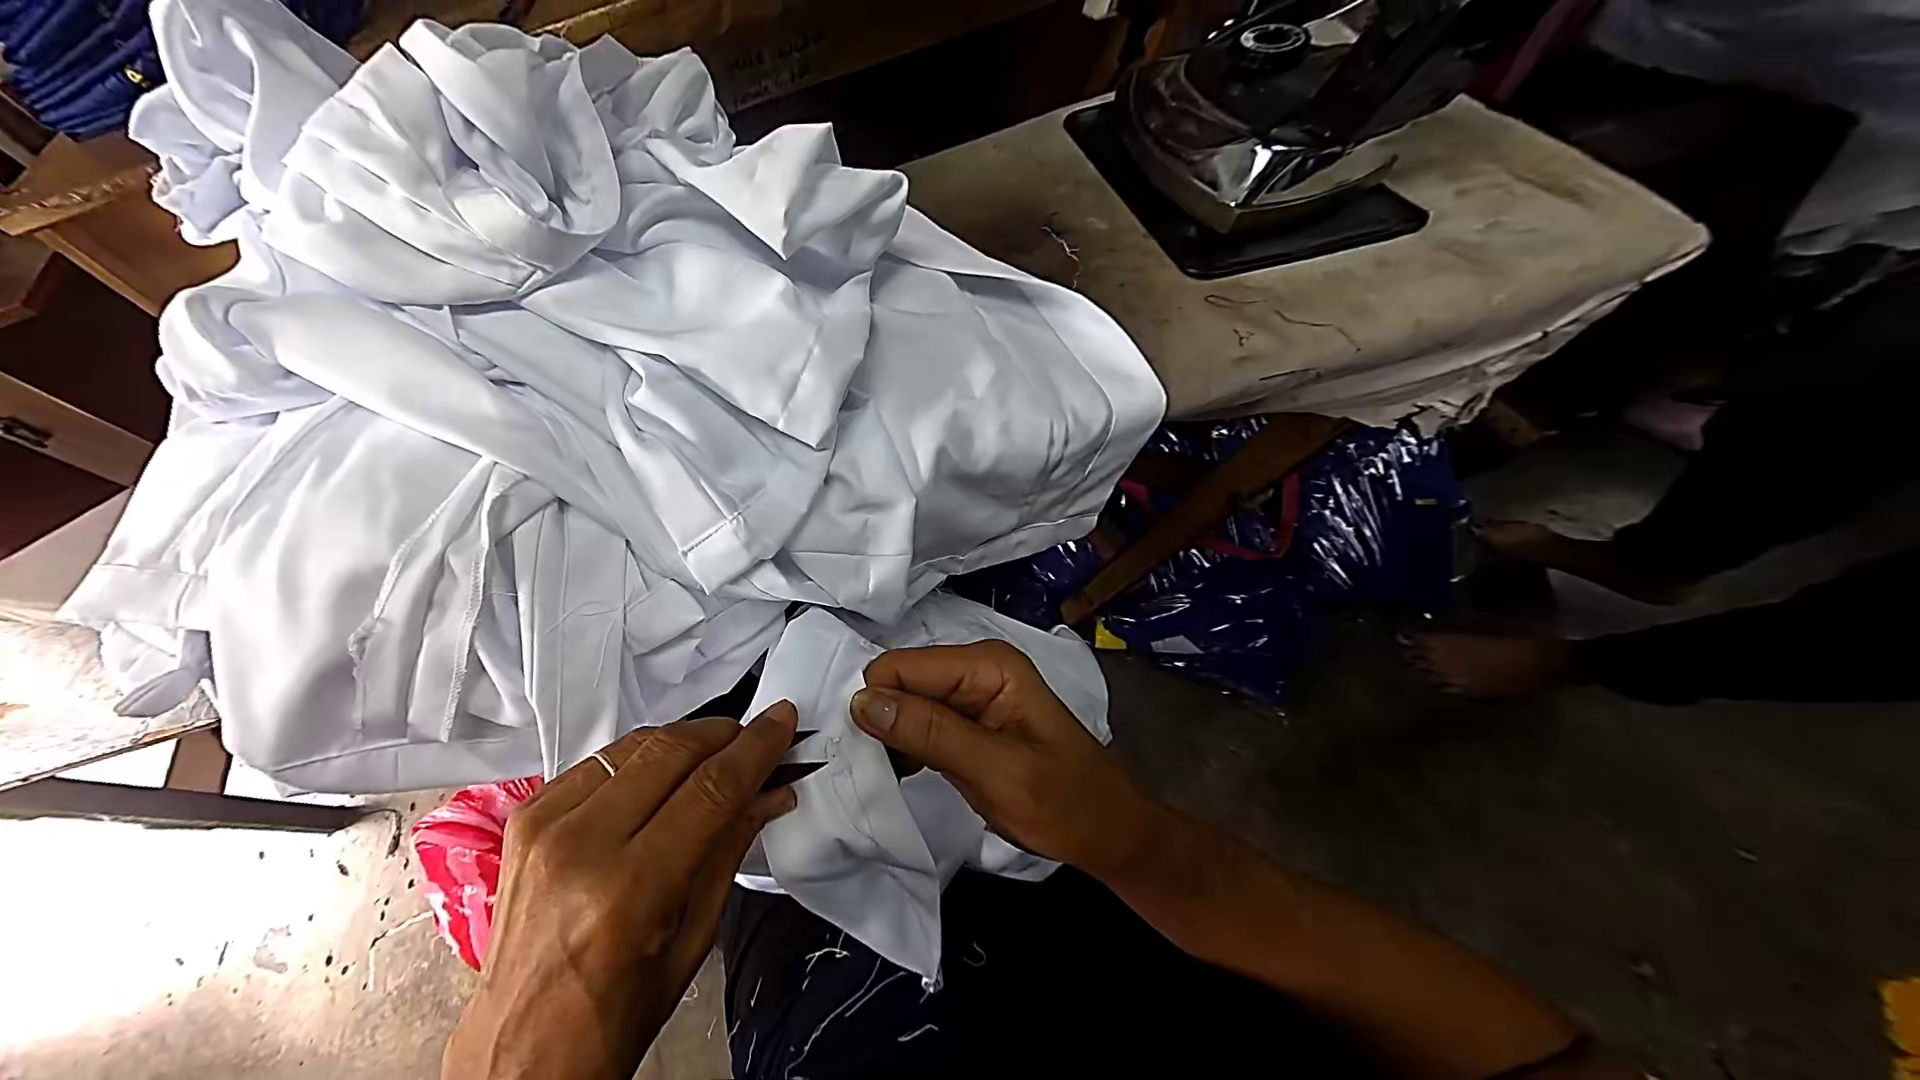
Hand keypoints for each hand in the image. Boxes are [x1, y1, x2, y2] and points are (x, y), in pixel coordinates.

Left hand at [443, 703, 798, 1079]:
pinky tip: (664, 770)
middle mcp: (580, 848)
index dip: (757, 747)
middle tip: (756, 735)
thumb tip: (771, 791)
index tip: (784, 720)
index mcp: (629, 890)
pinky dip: (642, 756)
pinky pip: (599, 760)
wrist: (519, 1056)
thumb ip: (731, 848)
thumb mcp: (694, 937)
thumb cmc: (614, 1015)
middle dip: (726, 732)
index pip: (712, 788)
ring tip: (718, 750)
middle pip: (673, 752)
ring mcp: (544, 828)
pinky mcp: (524, 820)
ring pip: (636, 745)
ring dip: (687, 738)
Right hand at [851, 641, 1163, 876]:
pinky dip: (906, 747)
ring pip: (904, 704)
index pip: (901, 666)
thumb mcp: (998, 771)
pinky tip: (909, 773)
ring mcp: (971, 694)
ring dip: (892, 739)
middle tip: (888, 771)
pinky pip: (918, 723)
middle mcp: (975, 668)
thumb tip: (862, 702)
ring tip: (898, 776)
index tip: (869, 753)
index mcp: (987, 665)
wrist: (1106, 829)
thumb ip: (931, 733)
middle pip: (899, 682)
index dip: (877, 706)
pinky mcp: (966, 721)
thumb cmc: (1066, 801)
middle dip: (882, 722)